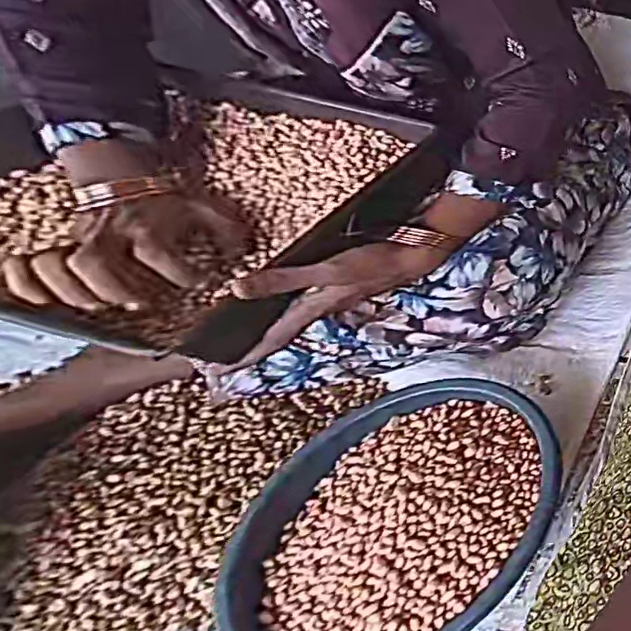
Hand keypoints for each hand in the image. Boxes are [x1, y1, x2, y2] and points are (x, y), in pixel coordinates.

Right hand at [1, 193, 246, 311]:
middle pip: (94, 263)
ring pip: (59, 266)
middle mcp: (108, 232)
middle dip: (115, 289)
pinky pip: (29, 265)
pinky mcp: (60, 242)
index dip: (179, 272)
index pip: (156, 252)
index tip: (199, 282)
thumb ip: (228, 231)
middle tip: (140, 303)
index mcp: (146, 225)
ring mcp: (78, 237)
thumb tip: (245, 253)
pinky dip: (30, 285)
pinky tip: (48, 300)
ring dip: (79, 292)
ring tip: (103, 305)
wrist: (119, 176)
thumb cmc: (167, 199)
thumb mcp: (205, 209)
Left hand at [225, 241, 452, 366]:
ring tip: (249, 339)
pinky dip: (288, 314)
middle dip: (254, 348)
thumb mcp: (329, 269)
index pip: (272, 337)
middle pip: (281, 334)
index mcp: (314, 307)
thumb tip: (237, 289)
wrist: (413, 256)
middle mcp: (321, 308)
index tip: (217, 373)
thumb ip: (285, 278)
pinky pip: (306, 308)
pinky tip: (287, 309)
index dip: (245, 355)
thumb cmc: (375, 262)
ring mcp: (333, 300)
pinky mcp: (341, 288)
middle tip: (224, 361)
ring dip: (270, 333)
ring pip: (293, 322)